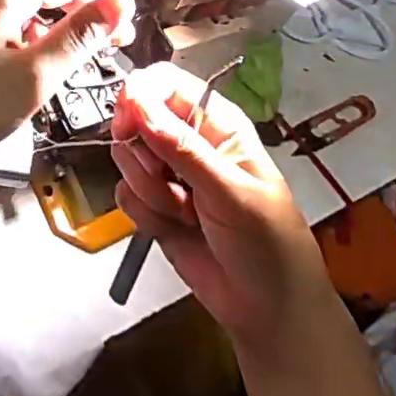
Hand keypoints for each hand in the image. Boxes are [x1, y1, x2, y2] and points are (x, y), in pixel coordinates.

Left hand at [0, 0, 135, 175]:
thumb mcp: (35, 74)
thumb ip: (80, 36)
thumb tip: (122, 1)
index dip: (102, 2)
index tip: (126, 34)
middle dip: (83, 11)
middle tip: (110, 46)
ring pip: (31, 4)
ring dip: (60, 25)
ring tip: (81, 58)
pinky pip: (12, 20)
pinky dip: (36, 36)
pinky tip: (40, 65)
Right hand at [110, 62, 333, 346]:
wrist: (270, 311)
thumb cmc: (269, 242)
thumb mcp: (232, 192)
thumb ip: (182, 148)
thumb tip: (138, 103)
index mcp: (214, 121)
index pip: (163, 84)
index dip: (139, 97)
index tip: (126, 124)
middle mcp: (187, 140)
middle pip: (135, 119)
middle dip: (144, 155)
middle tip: (169, 180)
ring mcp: (168, 173)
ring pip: (127, 159)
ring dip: (150, 191)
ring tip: (186, 213)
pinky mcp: (153, 205)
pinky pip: (125, 194)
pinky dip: (145, 214)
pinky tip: (175, 228)